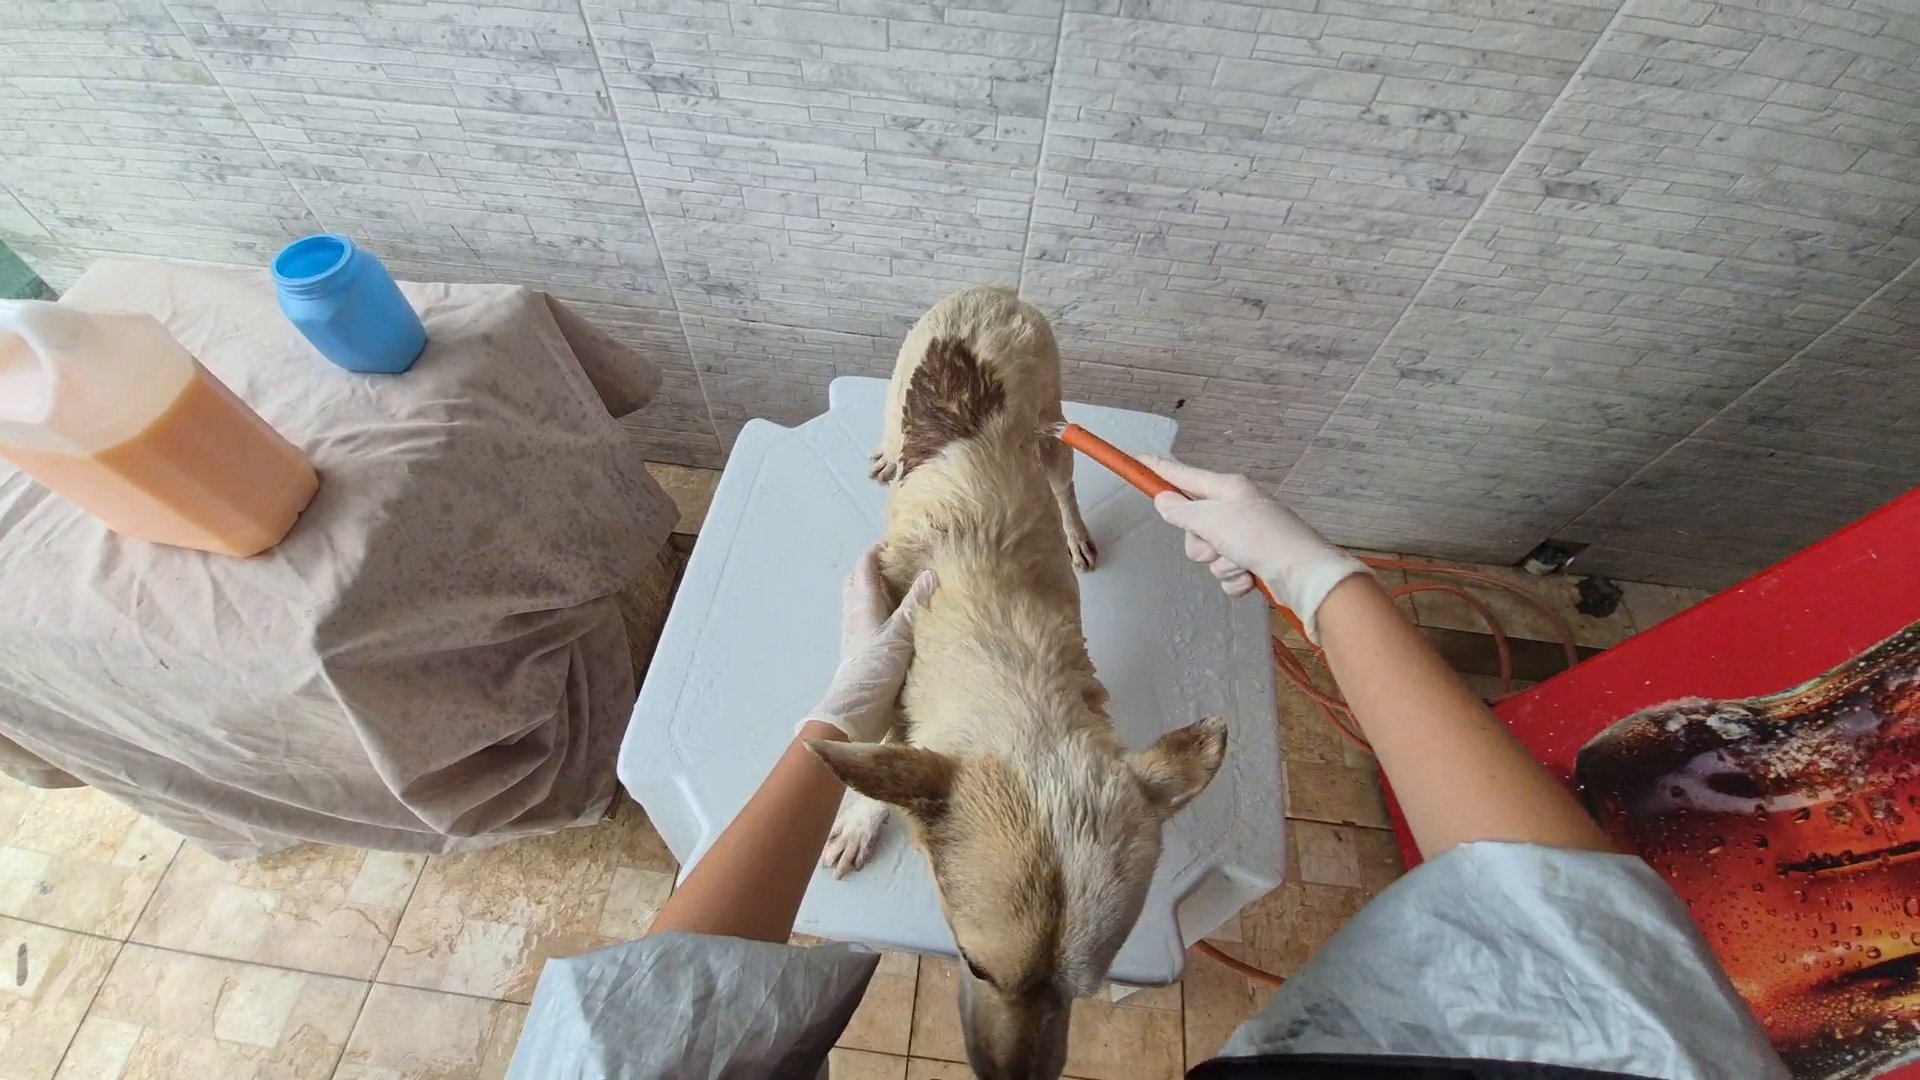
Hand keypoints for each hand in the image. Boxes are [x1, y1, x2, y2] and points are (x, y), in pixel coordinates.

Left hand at [799, 545, 937, 741]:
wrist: (857, 710)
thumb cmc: (875, 668)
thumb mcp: (900, 633)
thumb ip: (917, 604)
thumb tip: (932, 572)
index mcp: (862, 604)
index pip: (864, 566)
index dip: (877, 551)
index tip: (896, 540)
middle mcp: (856, 616)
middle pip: (858, 583)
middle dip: (874, 570)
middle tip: (900, 565)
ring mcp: (857, 635)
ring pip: (864, 604)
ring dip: (878, 594)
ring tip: (905, 591)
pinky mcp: (864, 653)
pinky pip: (871, 624)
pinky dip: (883, 616)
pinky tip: (901, 624)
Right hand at [1139, 456, 1365, 642]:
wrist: (1304, 574)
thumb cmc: (1262, 538)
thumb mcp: (1213, 520)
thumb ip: (1181, 512)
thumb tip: (1164, 501)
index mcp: (1228, 490)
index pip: (1183, 476)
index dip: (1159, 470)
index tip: (1139, 459)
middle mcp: (1236, 509)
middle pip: (1192, 525)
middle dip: (1199, 542)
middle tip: (1216, 542)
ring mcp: (1245, 536)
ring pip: (1208, 553)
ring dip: (1220, 564)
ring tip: (1241, 562)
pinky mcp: (1252, 561)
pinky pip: (1225, 573)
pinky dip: (1234, 579)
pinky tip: (1250, 576)